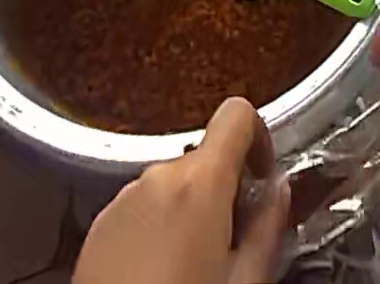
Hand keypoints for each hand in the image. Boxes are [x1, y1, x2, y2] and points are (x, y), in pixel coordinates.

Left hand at [74, 97, 288, 283]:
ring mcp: (125, 197)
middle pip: (206, 158)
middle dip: (225, 191)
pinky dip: (160, 226)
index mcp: (200, 181)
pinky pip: (145, 206)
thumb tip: (279, 189)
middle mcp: (160, 175)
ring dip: (191, 211)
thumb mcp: (244, 283)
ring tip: (194, 268)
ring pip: (175, 184)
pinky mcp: (100, 223)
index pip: (236, 114)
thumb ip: (267, 228)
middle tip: (233, 245)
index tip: (263, 177)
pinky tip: (160, 275)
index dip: (259, 136)